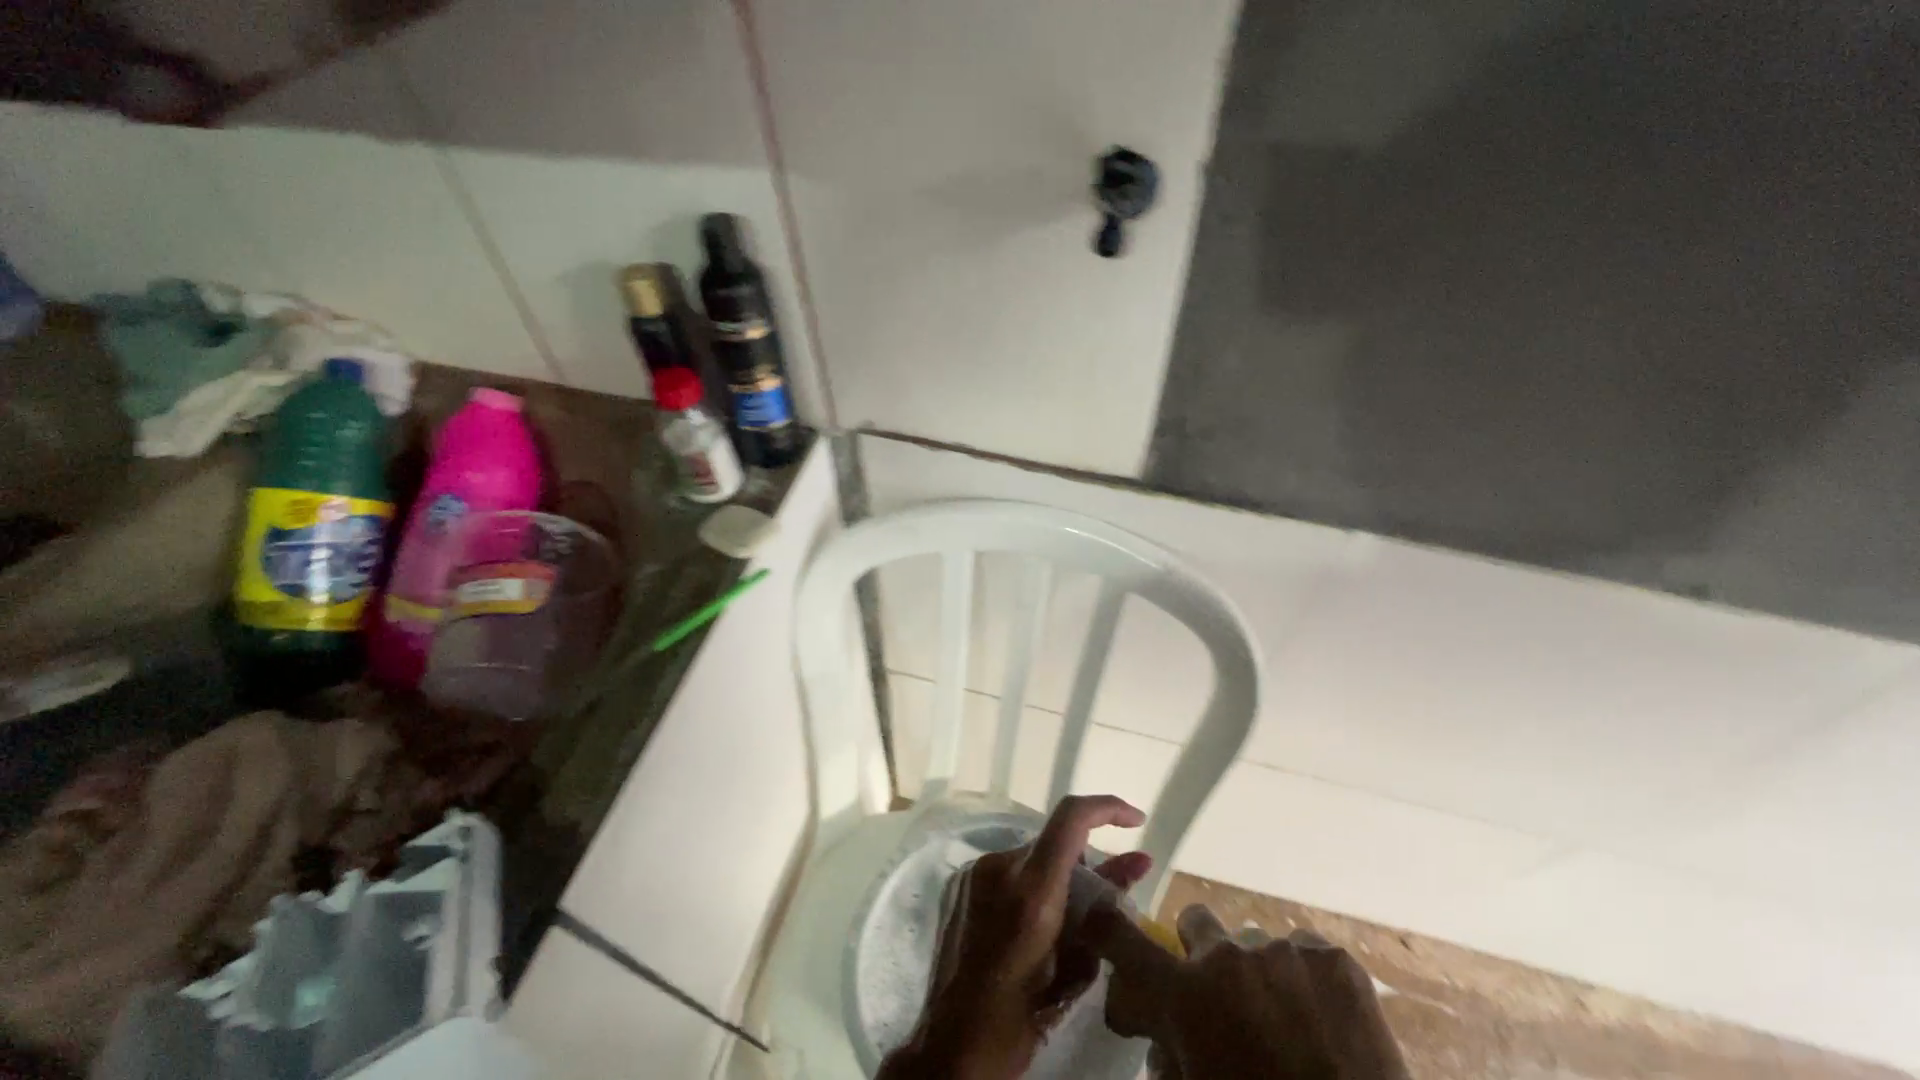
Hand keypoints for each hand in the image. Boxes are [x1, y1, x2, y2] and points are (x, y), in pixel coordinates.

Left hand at [877, 795, 1153, 1079]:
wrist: (959, 1038)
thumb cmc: (1027, 1010)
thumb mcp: (1078, 962)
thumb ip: (1106, 906)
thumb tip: (1138, 863)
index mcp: (1032, 886)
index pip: (1072, 817)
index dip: (1108, 808)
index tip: (1134, 821)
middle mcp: (998, 866)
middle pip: (1052, 842)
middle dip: (1084, 862)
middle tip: (1106, 896)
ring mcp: (973, 873)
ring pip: (1029, 858)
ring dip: (1053, 878)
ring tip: (1064, 923)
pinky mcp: (957, 885)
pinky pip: (1005, 872)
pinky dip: (1026, 887)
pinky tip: (1031, 927)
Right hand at [1086, 904, 1410, 1079]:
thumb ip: (1167, 1057)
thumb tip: (1162, 1039)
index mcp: (1184, 994)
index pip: (1120, 939)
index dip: (1104, 924)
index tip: (1101, 919)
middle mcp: (1227, 957)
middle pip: (1195, 922)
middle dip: (1199, 953)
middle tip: (1221, 998)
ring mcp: (1284, 951)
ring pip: (1253, 941)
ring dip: (1255, 970)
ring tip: (1282, 1016)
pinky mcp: (1334, 959)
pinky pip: (1303, 948)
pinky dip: (1302, 975)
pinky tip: (1319, 1015)